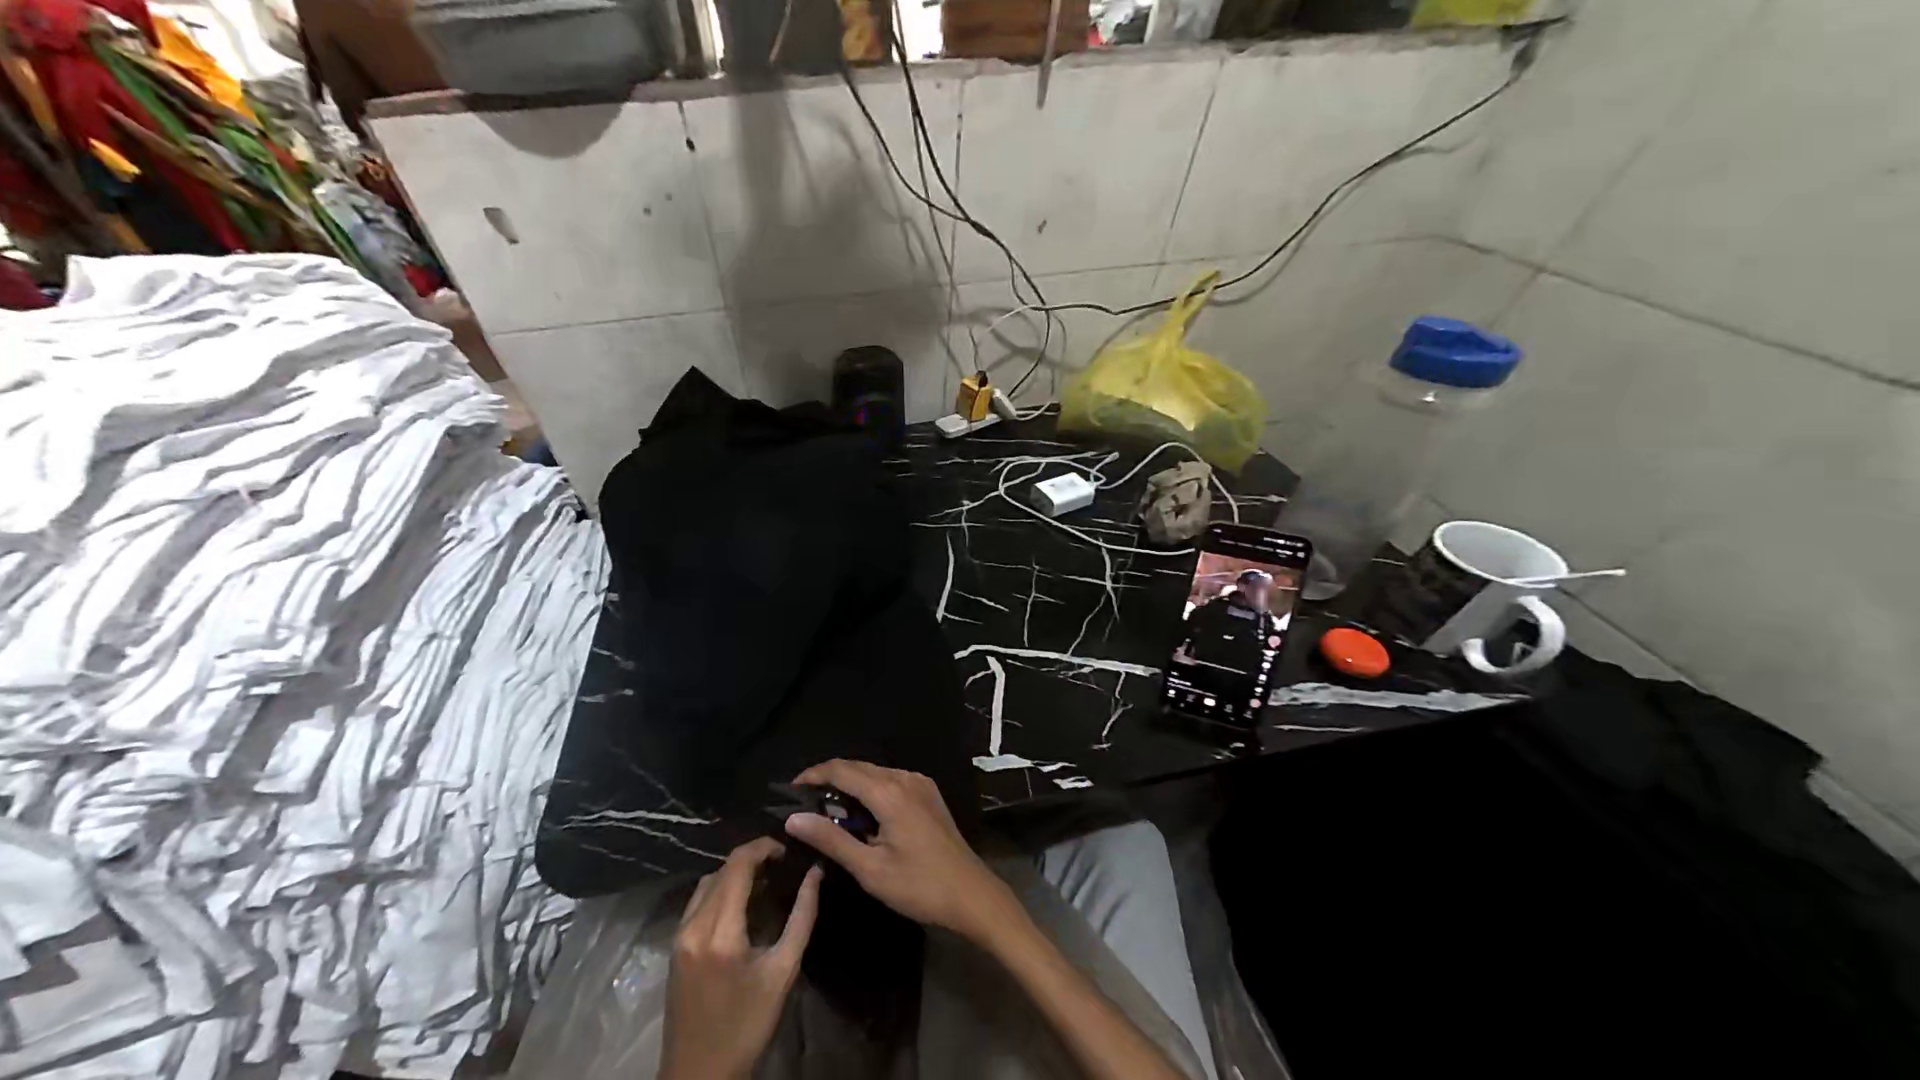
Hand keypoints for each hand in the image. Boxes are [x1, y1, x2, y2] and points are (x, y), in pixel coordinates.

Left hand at [661, 838, 821, 1079]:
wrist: (698, 1075)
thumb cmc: (747, 1026)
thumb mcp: (783, 971)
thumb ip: (802, 916)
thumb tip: (815, 873)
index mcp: (720, 931)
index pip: (738, 864)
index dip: (763, 847)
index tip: (788, 852)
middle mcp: (693, 925)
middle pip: (722, 870)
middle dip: (753, 858)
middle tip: (782, 865)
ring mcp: (678, 936)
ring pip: (707, 883)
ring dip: (735, 873)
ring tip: (765, 882)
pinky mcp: (674, 947)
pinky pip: (698, 901)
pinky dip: (720, 890)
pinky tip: (741, 905)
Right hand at [784, 760, 1020, 943]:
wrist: (971, 894)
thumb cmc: (918, 886)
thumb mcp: (869, 869)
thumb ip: (831, 839)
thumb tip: (793, 819)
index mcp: (889, 792)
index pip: (841, 769)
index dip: (813, 775)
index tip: (789, 790)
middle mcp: (905, 777)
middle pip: (858, 767)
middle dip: (829, 780)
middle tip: (804, 804)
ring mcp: (920, 783)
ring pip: (875, 773)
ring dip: (850, 786)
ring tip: (826, 812)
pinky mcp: (928, 794)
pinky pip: (891, 781)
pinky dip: (870, 791)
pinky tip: (860, 814)